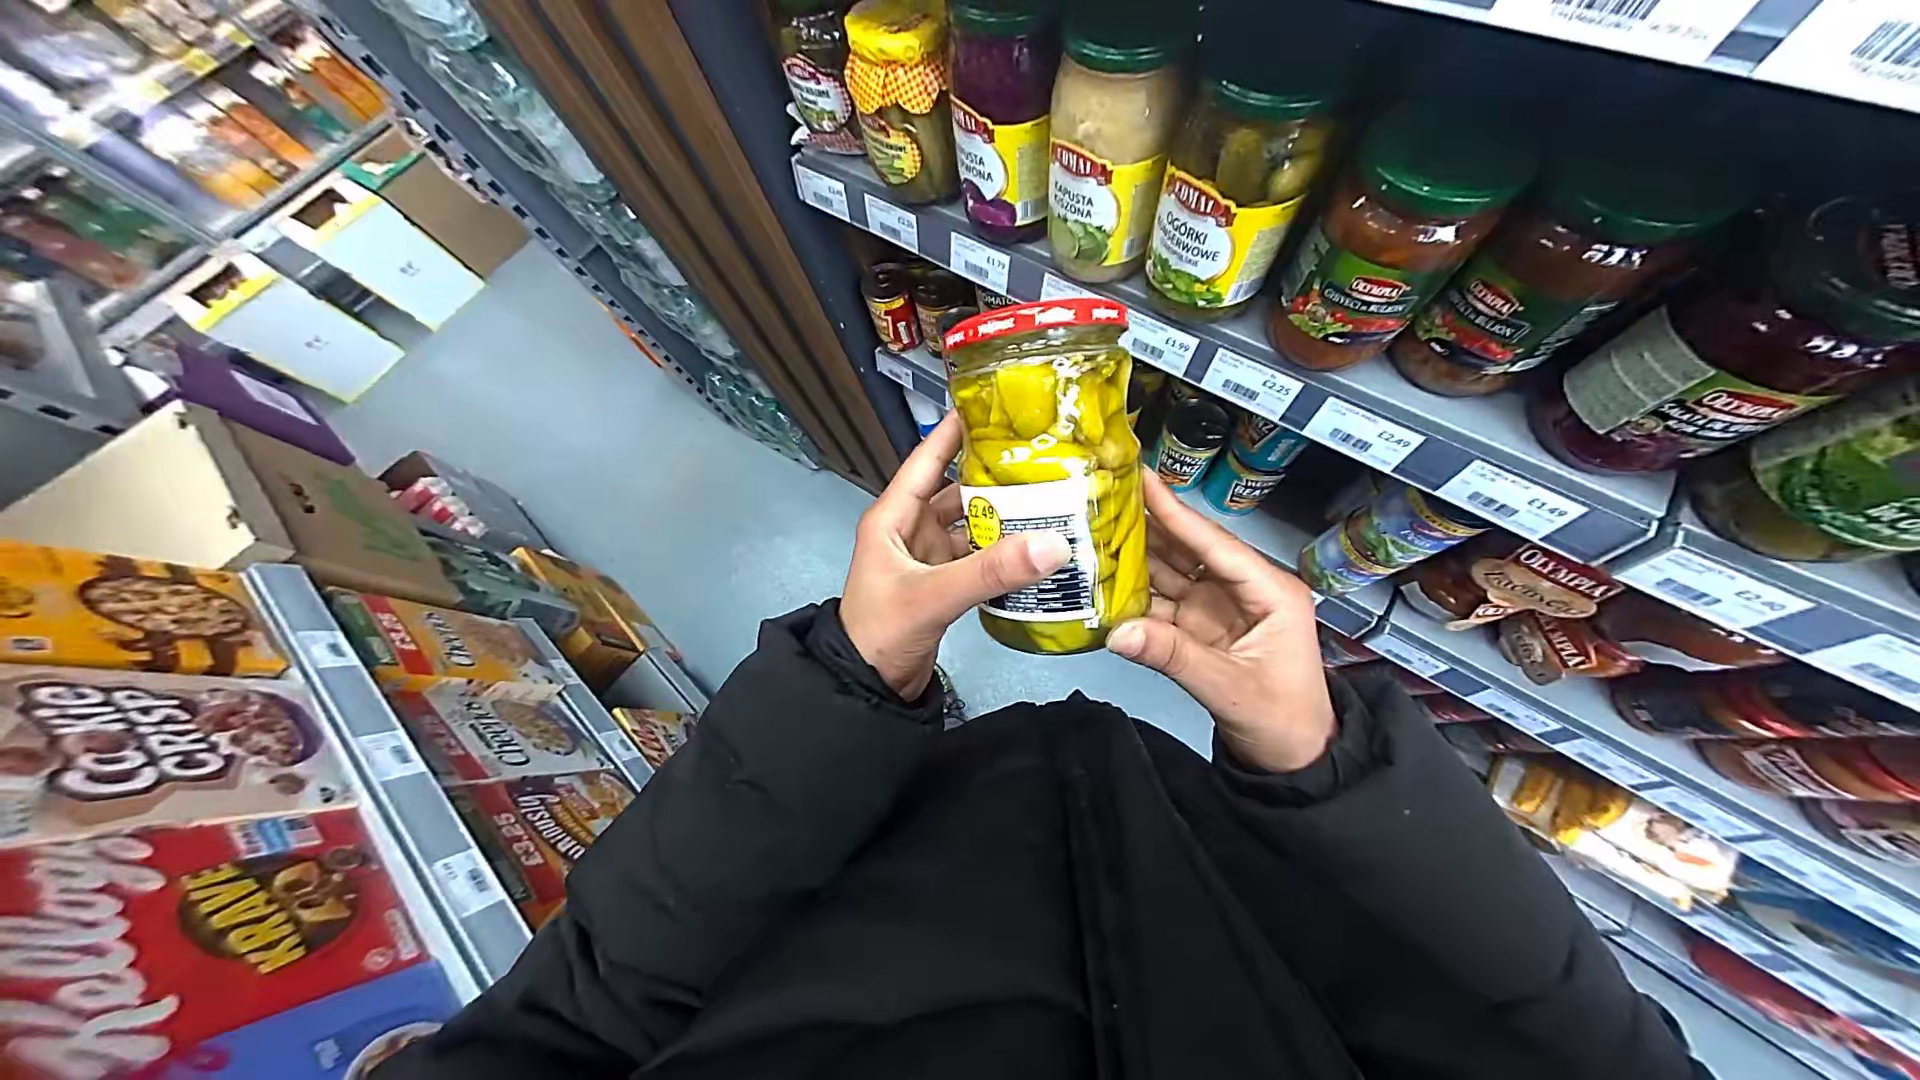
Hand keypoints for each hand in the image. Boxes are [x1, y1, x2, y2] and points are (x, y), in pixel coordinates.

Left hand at [841, 413, 1071, 698]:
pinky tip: (1032, 548)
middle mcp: (911, 531)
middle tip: (1041, 461)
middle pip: (957, 492)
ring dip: (1002, 517)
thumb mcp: (932, 596)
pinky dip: (1001, 552)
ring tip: (1048, 501)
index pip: (925, 461)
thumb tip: (1052, 544)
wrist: (866, 688)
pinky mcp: (943, 583)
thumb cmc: (879, 632)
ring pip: (970, 526)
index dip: (952, 433)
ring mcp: (928, 558)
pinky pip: (977, 557)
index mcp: (894, 518)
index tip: (987, 406)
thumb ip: (988, 572)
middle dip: (994, 477)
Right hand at [1104, 472, 1335, 772]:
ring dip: (1137, 554)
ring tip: (1097, 527)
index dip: (1176, 512)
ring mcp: (1216, 607)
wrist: (1293, 760)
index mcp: (1268, 591)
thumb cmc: (1282, 721)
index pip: (1214, 544)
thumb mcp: (1231, 689)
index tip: (1142, 478)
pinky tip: (1105, 577)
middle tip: (1107, 496)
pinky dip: (1133, 592)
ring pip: (1171, 571)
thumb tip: (1117, 632)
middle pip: (1189, 550)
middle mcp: (1241, 589)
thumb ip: (1174, 657)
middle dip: (1150, 524)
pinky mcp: (1198, 626)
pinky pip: (1161, 601)